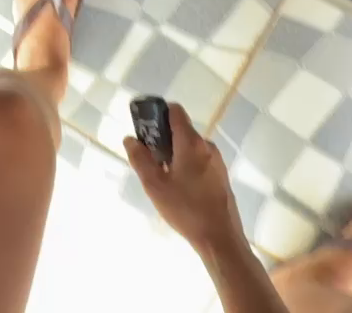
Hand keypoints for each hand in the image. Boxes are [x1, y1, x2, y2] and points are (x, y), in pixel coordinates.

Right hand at [123, 103, 246, 253]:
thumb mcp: (155, 186)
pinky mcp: (221, 176)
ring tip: (165, 179)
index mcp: (191, 142)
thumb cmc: (186, 209)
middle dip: (163, 139)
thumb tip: (130, 139)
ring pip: (190, 147)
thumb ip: (140, 159)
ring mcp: (217, 161)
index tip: (146, 129)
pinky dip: (188, 166)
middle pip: (181, 130)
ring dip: (175, 154)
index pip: (175, 111)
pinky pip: (200, 161)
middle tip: (151, 160)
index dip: (158, 113)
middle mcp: (206, 146)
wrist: (221, 240)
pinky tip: (181, 189)